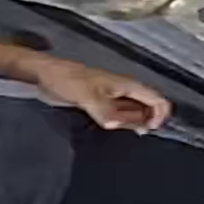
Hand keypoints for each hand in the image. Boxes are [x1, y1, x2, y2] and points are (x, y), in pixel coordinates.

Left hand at [29, 57, 170, 132]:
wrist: (42, 72)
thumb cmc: (69, 80)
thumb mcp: (87, 97)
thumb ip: (105, 112)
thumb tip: (116, 126)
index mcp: (133, 87)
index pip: (160, 102)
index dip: (160, 116)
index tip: (148, 128)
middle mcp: (130, 91)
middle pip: (149, 108)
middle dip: (144, 120)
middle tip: (132, 131)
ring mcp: (116, 96)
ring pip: (135, 111)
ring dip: (131, 121)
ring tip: (118, 127)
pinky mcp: (104, 100)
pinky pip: (120, 112)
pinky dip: (119, 119)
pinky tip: (110, 124)